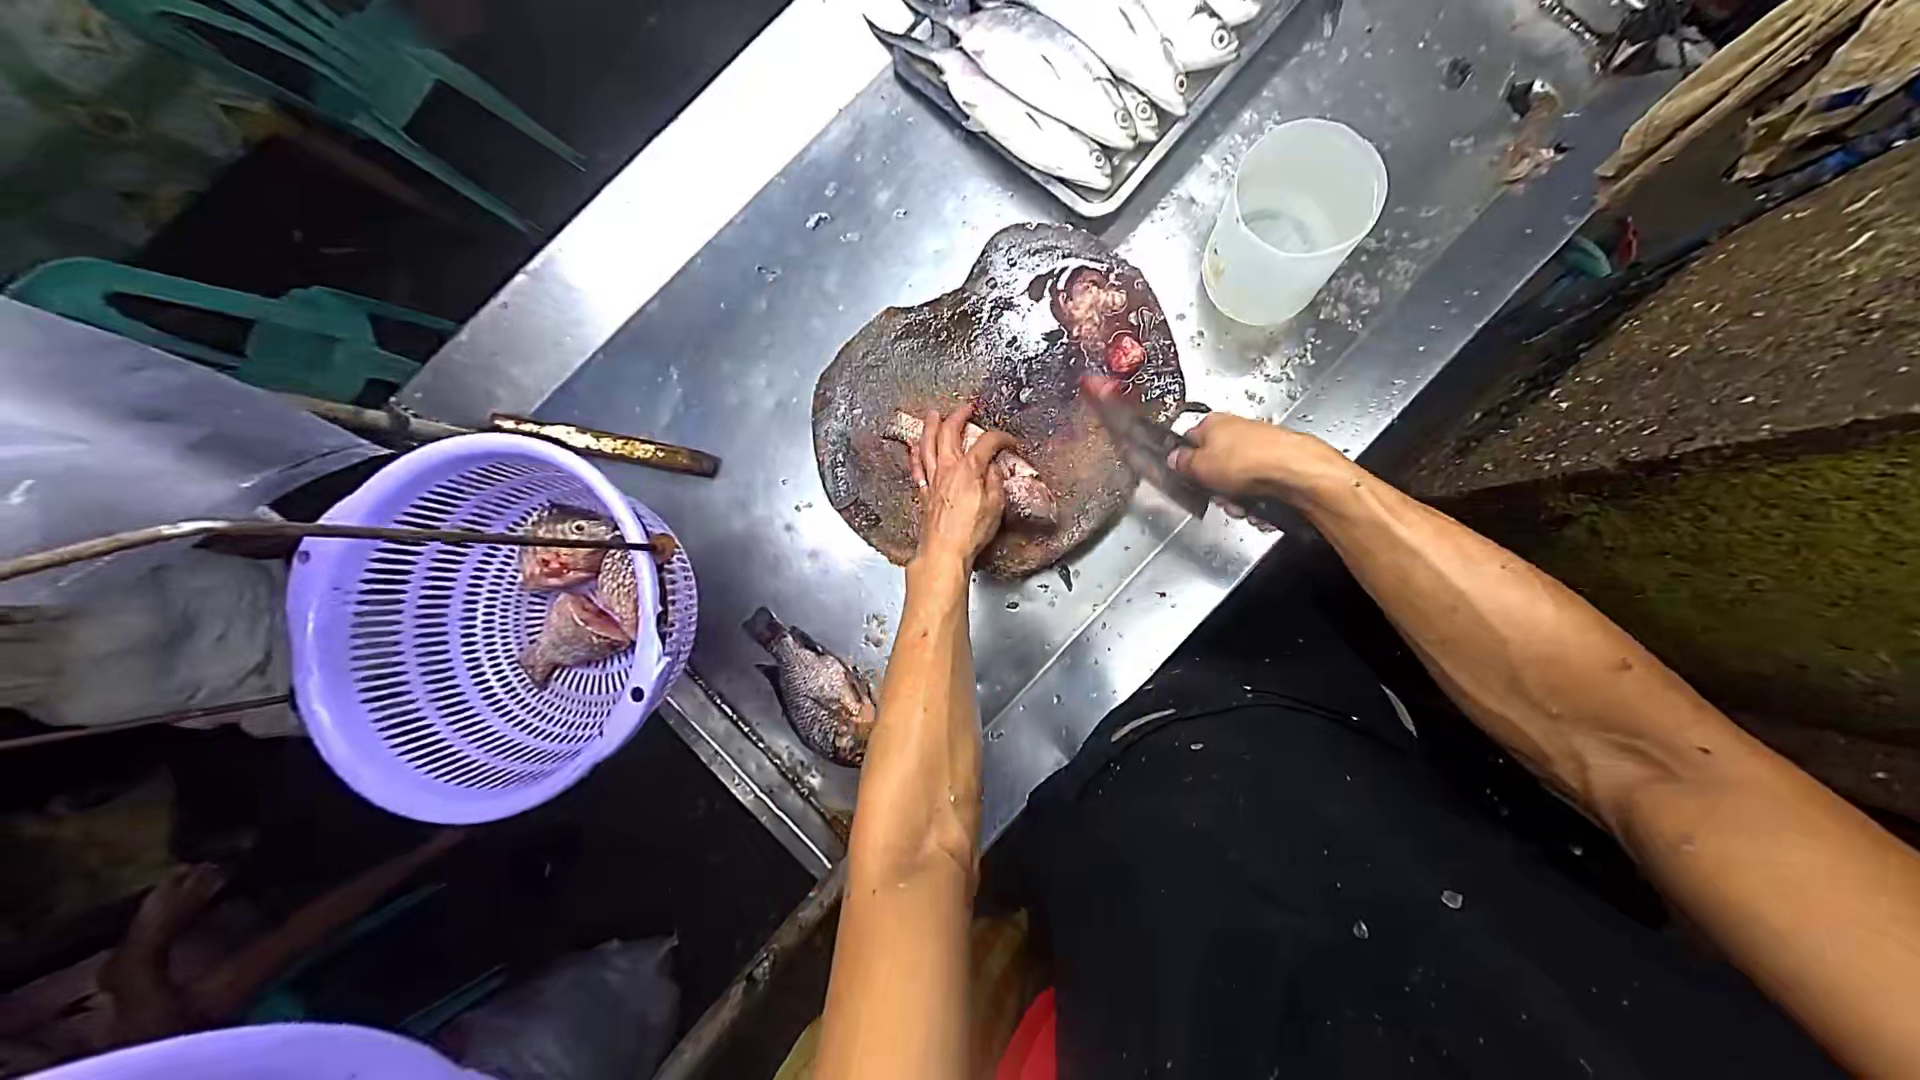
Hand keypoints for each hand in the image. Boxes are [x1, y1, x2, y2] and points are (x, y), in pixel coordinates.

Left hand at [910, 405, 1014, 568]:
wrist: (944, 551)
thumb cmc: (970, 532)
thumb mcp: (995, 505)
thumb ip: (995, 481)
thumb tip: (993, 467)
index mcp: (968, 469)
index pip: (986, 442)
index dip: (1000, 438)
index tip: (1009, 441)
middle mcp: (947, 469)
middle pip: (949, 432)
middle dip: (959, 416)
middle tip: (966, 409)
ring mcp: (933, 479)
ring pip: (928, 444)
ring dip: (931, 426)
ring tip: (933, 414)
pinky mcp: (924, 493)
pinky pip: (918, 466)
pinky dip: (917, 453)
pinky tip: (916, 447)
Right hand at [1167, 412, 1352, 503]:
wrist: (1296, 473)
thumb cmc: (1250, 460)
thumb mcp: (1198, 466)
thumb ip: (1180, 463)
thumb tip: (1174, 459)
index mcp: (1213, 423)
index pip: (1188, 441)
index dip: (1185, 462)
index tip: (1185, 477)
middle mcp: (1237, 432)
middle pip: (1213, 467)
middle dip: (1215, 489)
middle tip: (1218, 496)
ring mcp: (1258, 449)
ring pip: (1235, 483)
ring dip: (1235, 500)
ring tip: (1242, 506)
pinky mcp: (1277, 467)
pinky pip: (1256, 490)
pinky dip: (1256, 502)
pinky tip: (1258, 508)